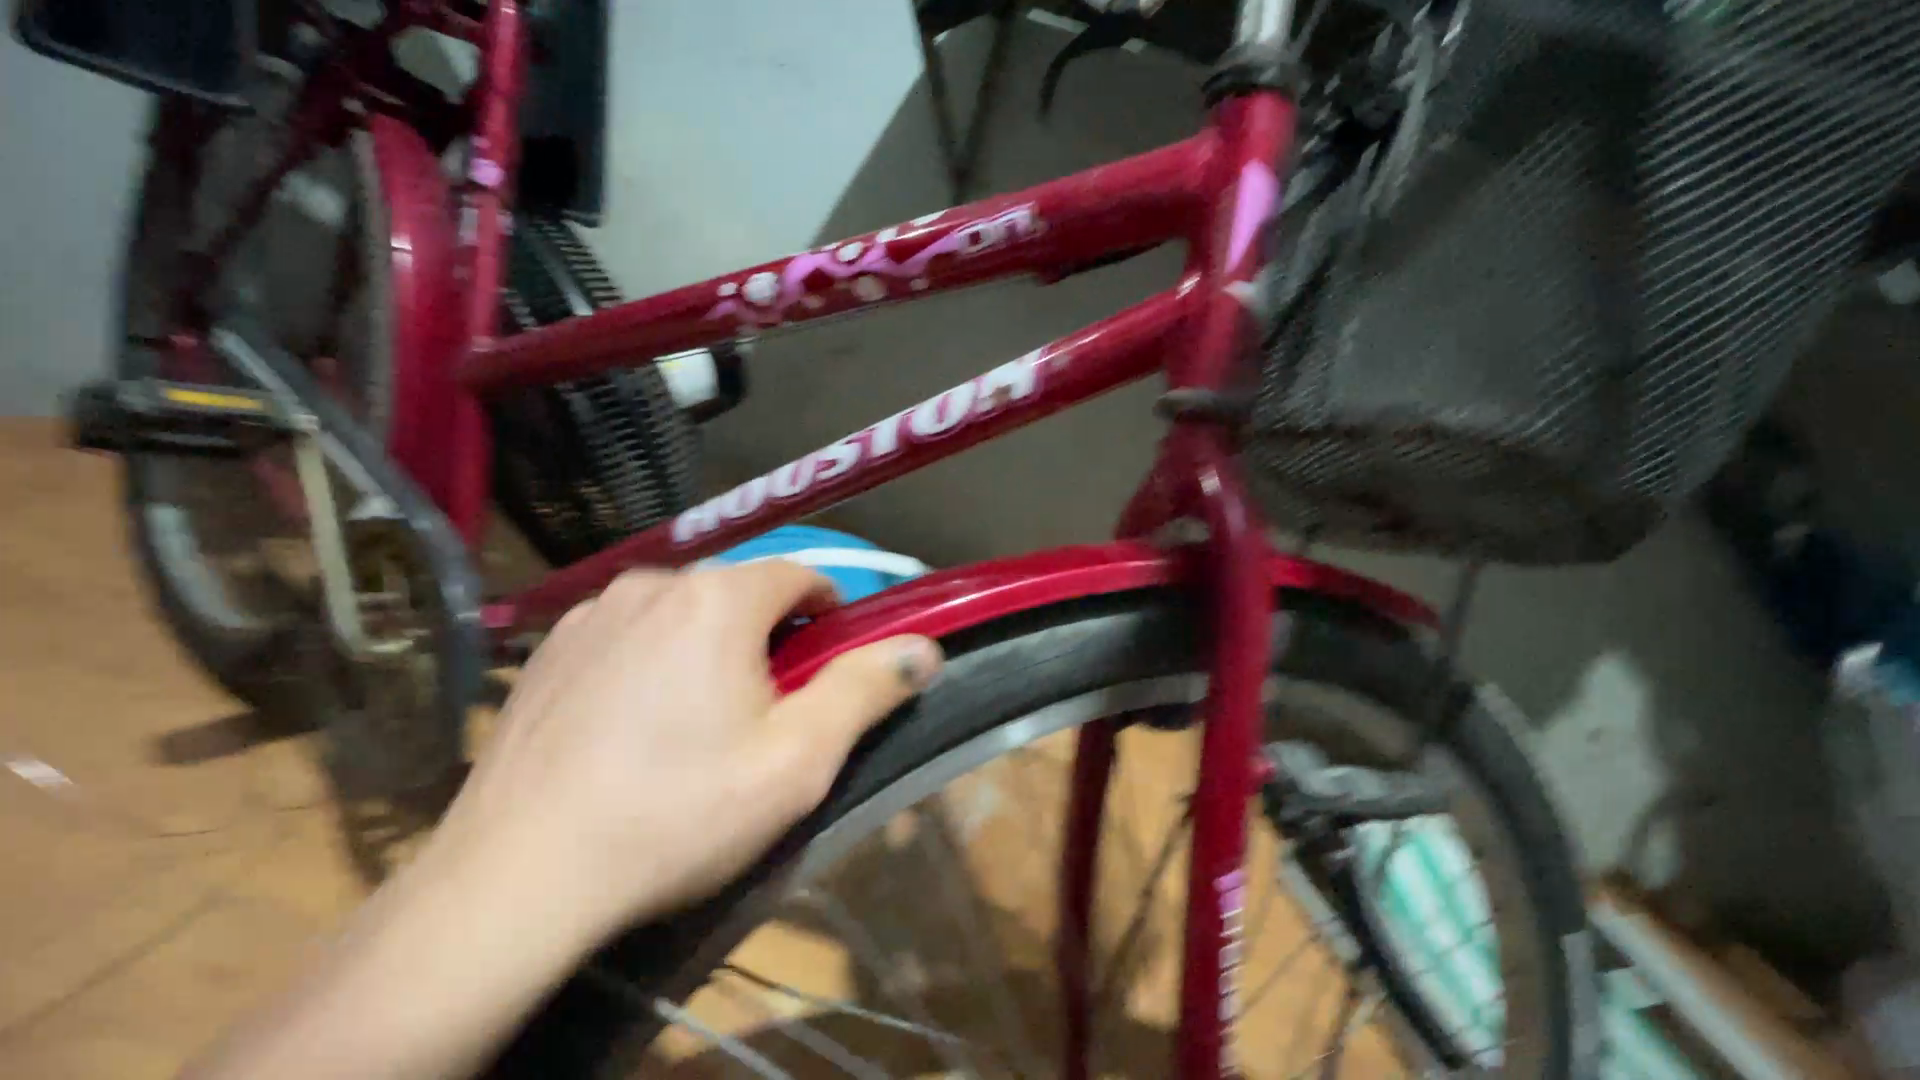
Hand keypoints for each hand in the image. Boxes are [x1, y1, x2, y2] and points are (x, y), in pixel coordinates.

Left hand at [429, 560, 942, 942]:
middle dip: (767, 638)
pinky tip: (632, 733)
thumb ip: (865, 690)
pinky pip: (624, 638)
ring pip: (677, 614)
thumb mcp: (796, 761)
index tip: (829, 671)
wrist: (519, 876)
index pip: (801, 576)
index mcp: (716, 599)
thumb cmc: (678, 814)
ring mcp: (587, 615)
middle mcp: (650, 584)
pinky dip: (648, 664)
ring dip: (705, 649)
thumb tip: (925, 647)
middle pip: (737, 593)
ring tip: (696, 728)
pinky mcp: (545, 652)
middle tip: (766, 715)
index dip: (829, 617)